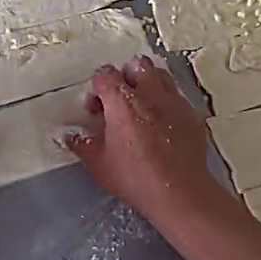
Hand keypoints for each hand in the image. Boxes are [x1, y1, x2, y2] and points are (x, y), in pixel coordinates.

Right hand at [65, 56, 233, 224]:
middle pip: (137, 65)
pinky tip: (162, 125)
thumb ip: (81, 144)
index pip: (105, 74)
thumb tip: (68, 136)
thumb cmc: (135, 177)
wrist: (181, 194)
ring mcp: (174, 103)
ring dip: (148, 84)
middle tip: (120, 100)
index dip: (97, 88)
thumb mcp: (98, 163)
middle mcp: (149, 94)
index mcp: (122, 101)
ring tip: (142, 107)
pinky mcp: (192, 116)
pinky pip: (177, 97)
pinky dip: (167, 104)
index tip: (96, 109)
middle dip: (126, 76)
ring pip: (161, 75)